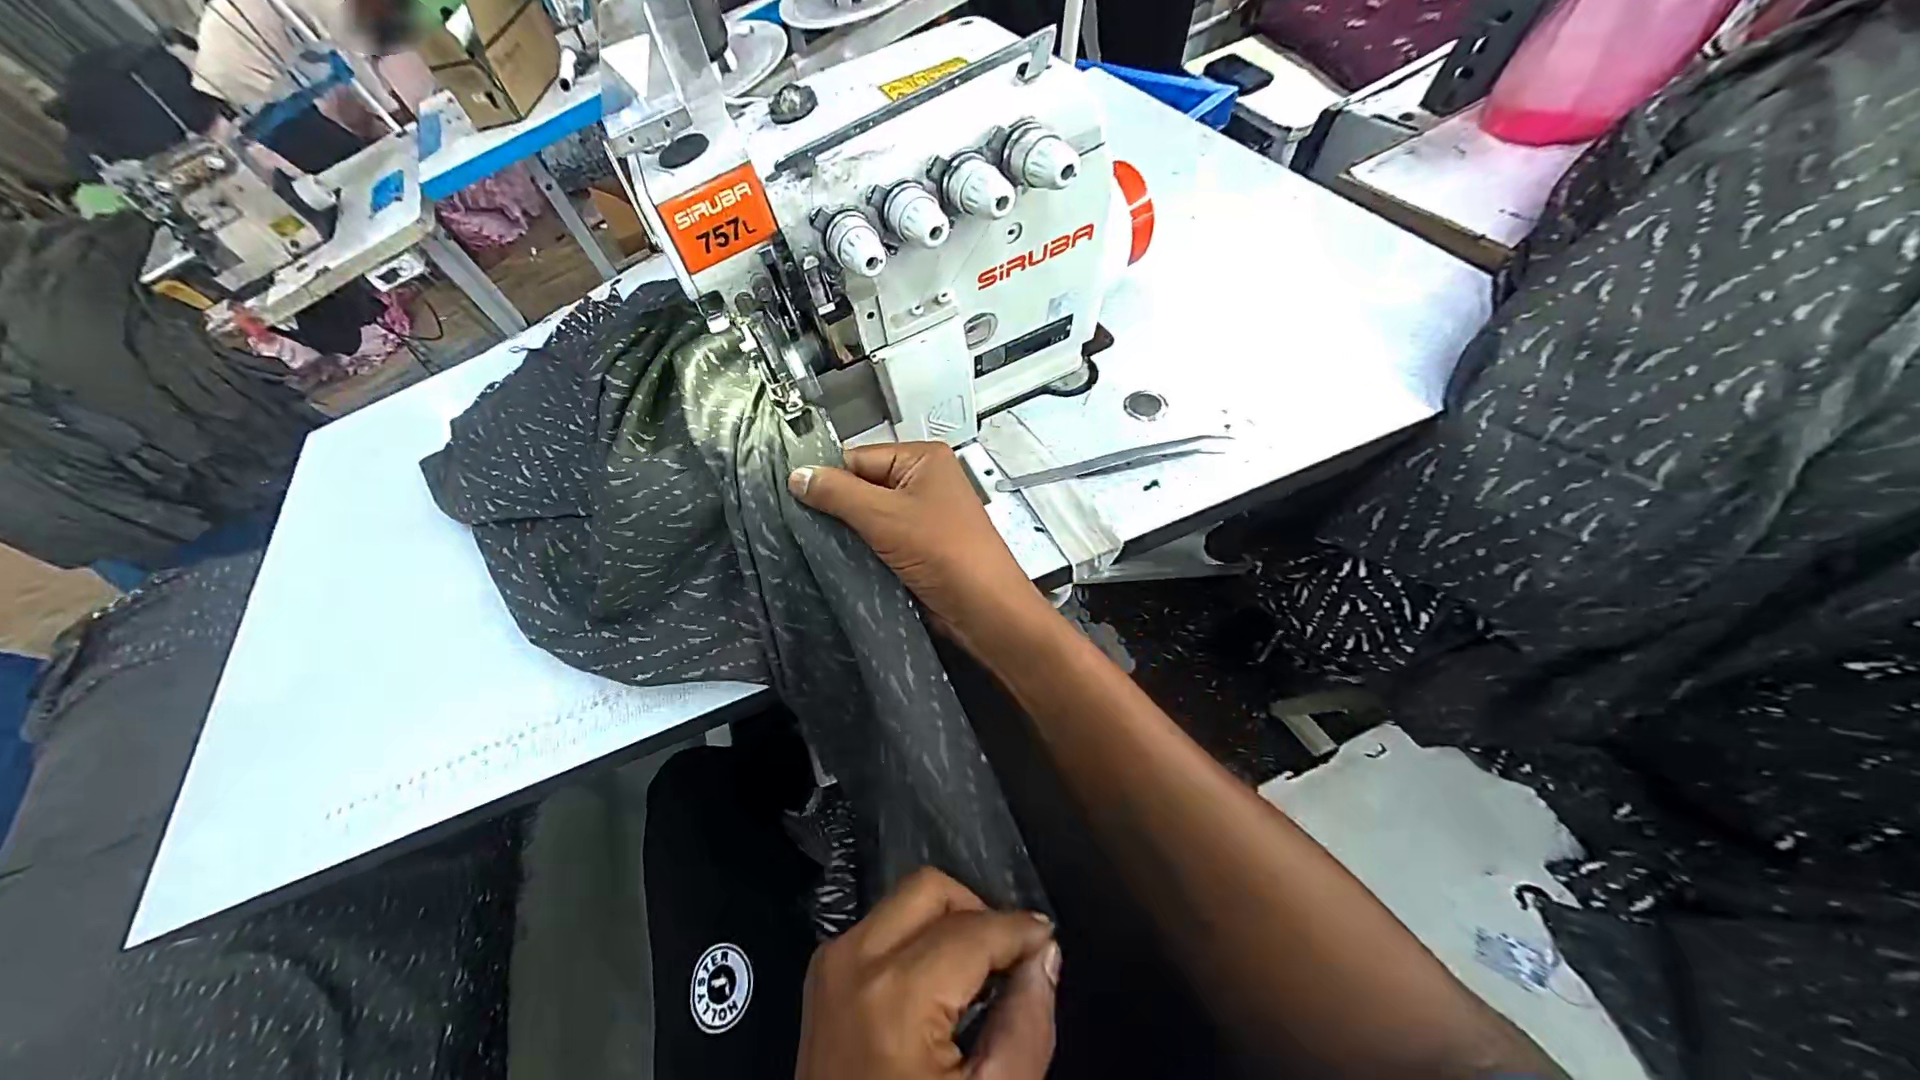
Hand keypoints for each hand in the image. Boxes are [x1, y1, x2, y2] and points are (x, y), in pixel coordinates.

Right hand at [789, 442, 1052, 655]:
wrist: (983, 610)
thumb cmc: (946, 554)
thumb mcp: (883, 516)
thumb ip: (837, 493)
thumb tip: (798, 476)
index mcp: (923, 458)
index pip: (857, 457)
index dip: (830, 479)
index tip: (799, 500)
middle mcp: (925, 481)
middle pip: (862, 486)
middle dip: (839, 508)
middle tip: (810, 529)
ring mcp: (923, 516)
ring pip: (868, 517)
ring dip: (850, 533)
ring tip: (830, 548)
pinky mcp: (919, 547)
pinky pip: (880, 540)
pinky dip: (864, 550)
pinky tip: (848, 561)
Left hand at [796, 868, 1059, 1079]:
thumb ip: (1027, 1025)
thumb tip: (1043, 953)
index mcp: (895, 995)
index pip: (974, 929)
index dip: (1020, 930)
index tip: (1047, 940)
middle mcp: (854, 960)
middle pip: (931, 889)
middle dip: (978, 912)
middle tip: (1009, 957)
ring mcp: (830, 964)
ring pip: (904, 900)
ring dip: (948, 922)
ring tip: (979, 972)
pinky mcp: (822, 977)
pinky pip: (881, 925)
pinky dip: (919, 936)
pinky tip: (941, 982)